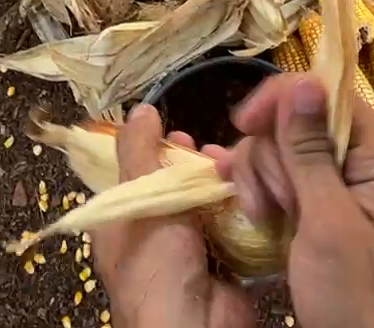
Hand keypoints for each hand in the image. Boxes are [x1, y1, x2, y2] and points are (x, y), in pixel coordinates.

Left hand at [91, 103, 256, 327]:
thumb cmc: (155, 263)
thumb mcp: (139, 199)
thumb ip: (138, 152)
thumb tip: (140, 109)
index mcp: (122, 220)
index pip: (136, 171)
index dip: (155, 148)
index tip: (175, 131)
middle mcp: (154, 233)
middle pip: (174, 182)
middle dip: (192, 162)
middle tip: (208, 148)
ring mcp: (191, 247)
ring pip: (206, 199)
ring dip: (220, 180)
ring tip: (232, 164)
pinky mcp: (225, 259)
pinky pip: (232, 221)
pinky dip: (242, 204)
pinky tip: (252, 185)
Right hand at [218, 74, 373, 327]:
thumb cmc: (360, 306)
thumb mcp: (331, 226)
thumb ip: (313, 153)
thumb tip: (306, 80)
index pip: (329, 96)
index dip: (284, 100)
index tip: (245, 124)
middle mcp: (362, 172)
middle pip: (299, 125)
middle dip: (271, 155)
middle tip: (268, 203)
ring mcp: (342, 200)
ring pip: (284, 156)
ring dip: (261, 179)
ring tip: (261, 220)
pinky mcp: (322, 225)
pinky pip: (284, 189)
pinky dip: (262, 196)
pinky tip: (247, 211)